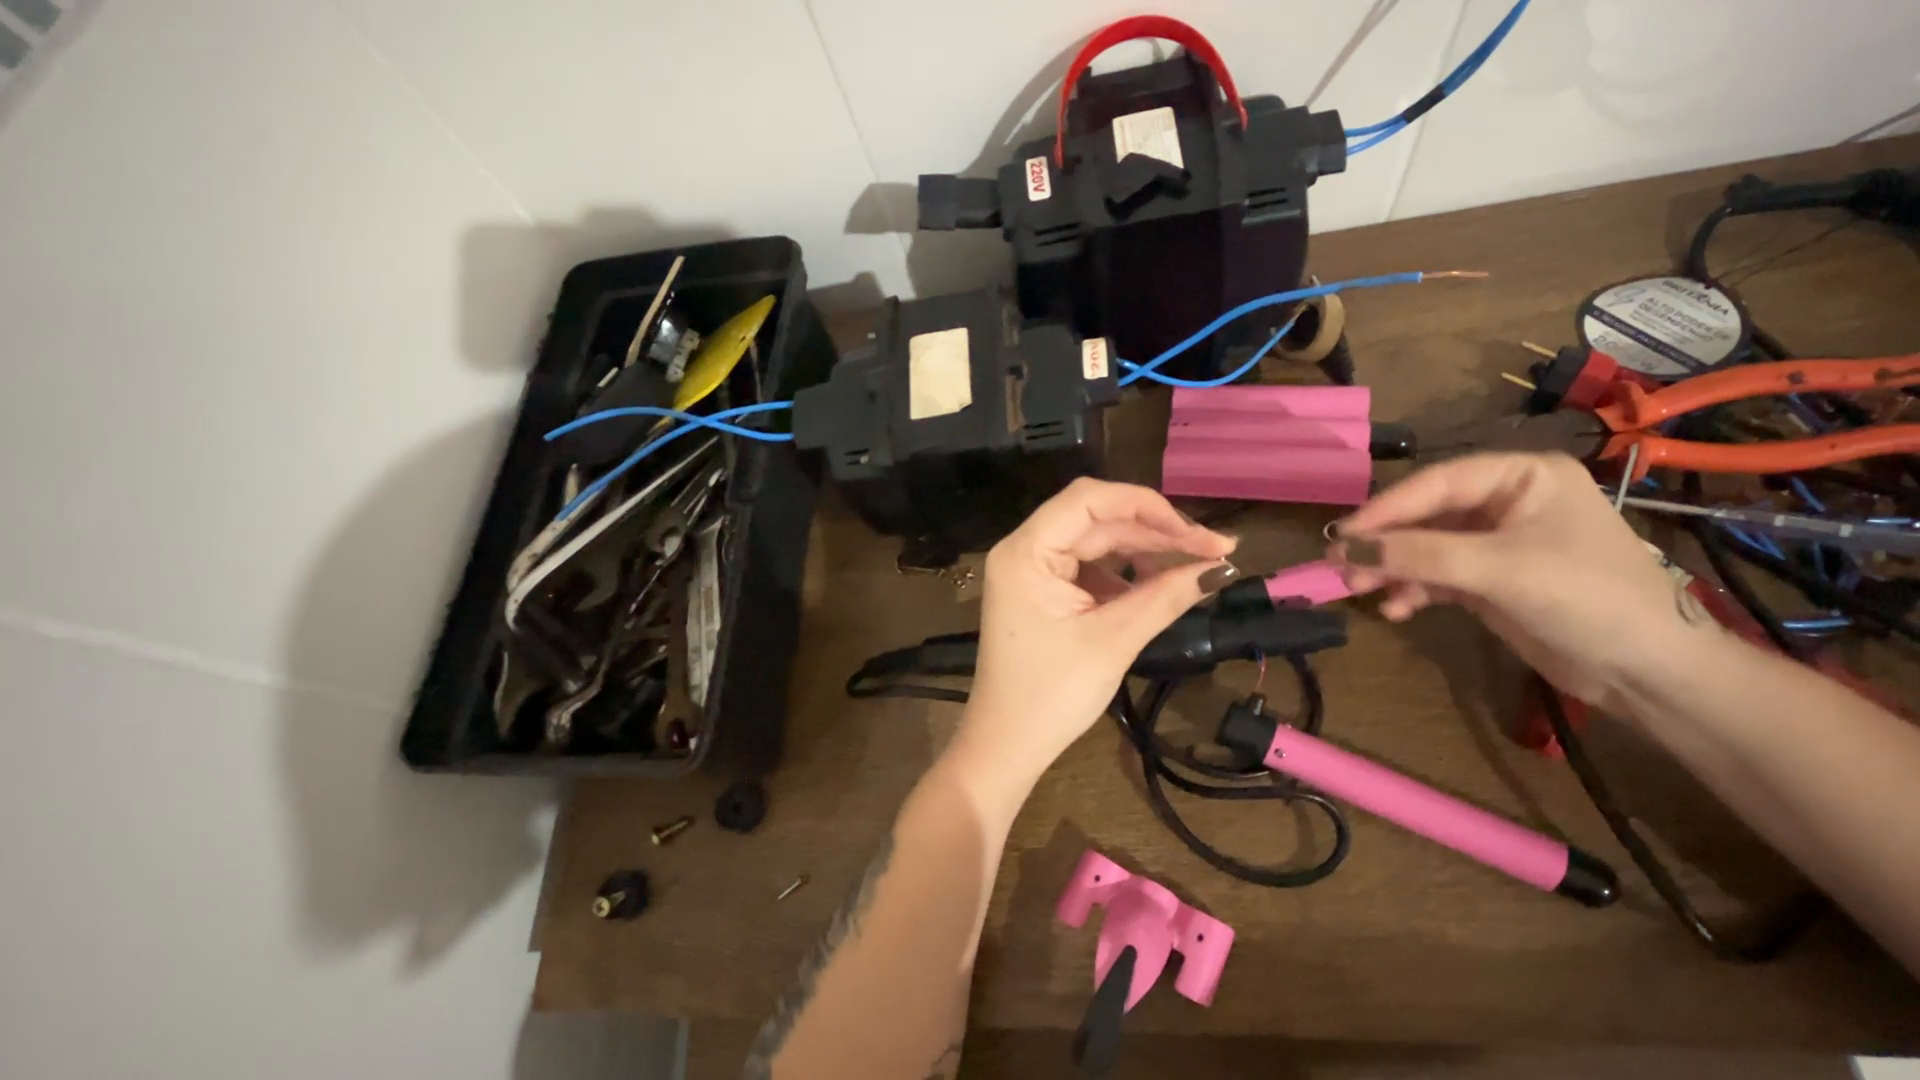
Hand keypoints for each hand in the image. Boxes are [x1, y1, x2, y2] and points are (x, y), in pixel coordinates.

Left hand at [952, 478, 1237, 785]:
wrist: (1006, 746)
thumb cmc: (1051, 695)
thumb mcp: (1113, 641)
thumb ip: (1164, 597)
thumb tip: (1222, 569)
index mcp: (1026, 551)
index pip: (1089, 500)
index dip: (1148, 507)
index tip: (1197, 532)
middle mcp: (1025, 550)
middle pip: (1097, 520)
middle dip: (1157, 532)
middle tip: (1217, 550)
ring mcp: (1034, 572)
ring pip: (1098, 543)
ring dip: (1147, 552)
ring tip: (1200, 565)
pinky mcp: (1046, 594)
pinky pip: (1092, 569)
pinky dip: (1128, 575)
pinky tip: (1164, 584)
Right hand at [1327, 453, 1686, 707]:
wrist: (1647, 671)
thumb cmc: (1585, 599)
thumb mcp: (1499, 570)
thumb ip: (1420, 554)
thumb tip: (1342, 546)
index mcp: (1524, 477)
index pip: (1438, 482)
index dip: (1386, 508)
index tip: (1340, 534)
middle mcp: (1508, 501)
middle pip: (1428, 514)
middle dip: (1385, 542)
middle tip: (1338, 565)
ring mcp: (1499, 543)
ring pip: (1427, 547)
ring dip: (1393, 568)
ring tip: (1359, 590)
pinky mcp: (1492, 581)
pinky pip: (1438, 576)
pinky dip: (1415, 590)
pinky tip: (1396, 609)